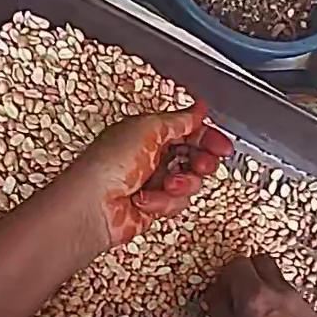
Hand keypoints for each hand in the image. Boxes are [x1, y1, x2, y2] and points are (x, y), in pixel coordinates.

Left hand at [56, 101, 233, 249]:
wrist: (94, 205)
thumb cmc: (110, 164)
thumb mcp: (149, 129)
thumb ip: (179, 120)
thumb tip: (198, 109)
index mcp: (148, 133)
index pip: (186, 131)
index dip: (206, 137)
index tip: (221, 145)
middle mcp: (151, 157)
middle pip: (193, 157)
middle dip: (201, 162)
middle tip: (202, 165)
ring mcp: (154, 183)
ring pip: (190, 183)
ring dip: (182, 184)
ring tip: (168, 184)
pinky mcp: (155, 206)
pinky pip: (177, 203)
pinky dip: (165, 202)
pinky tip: (147, 200)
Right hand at [205, 255, 316, 316]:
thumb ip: (219, 305)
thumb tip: (218, 288)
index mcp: (255, 298)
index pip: (238, 263)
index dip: (227, 274)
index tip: (223, 286)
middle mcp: (282, 294)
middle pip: (263, 261)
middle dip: (249, 272)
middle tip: (239, 293)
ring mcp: (302, 305)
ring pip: (280, 281)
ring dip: (267, 290)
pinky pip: (295, 300)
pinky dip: (283, 306)